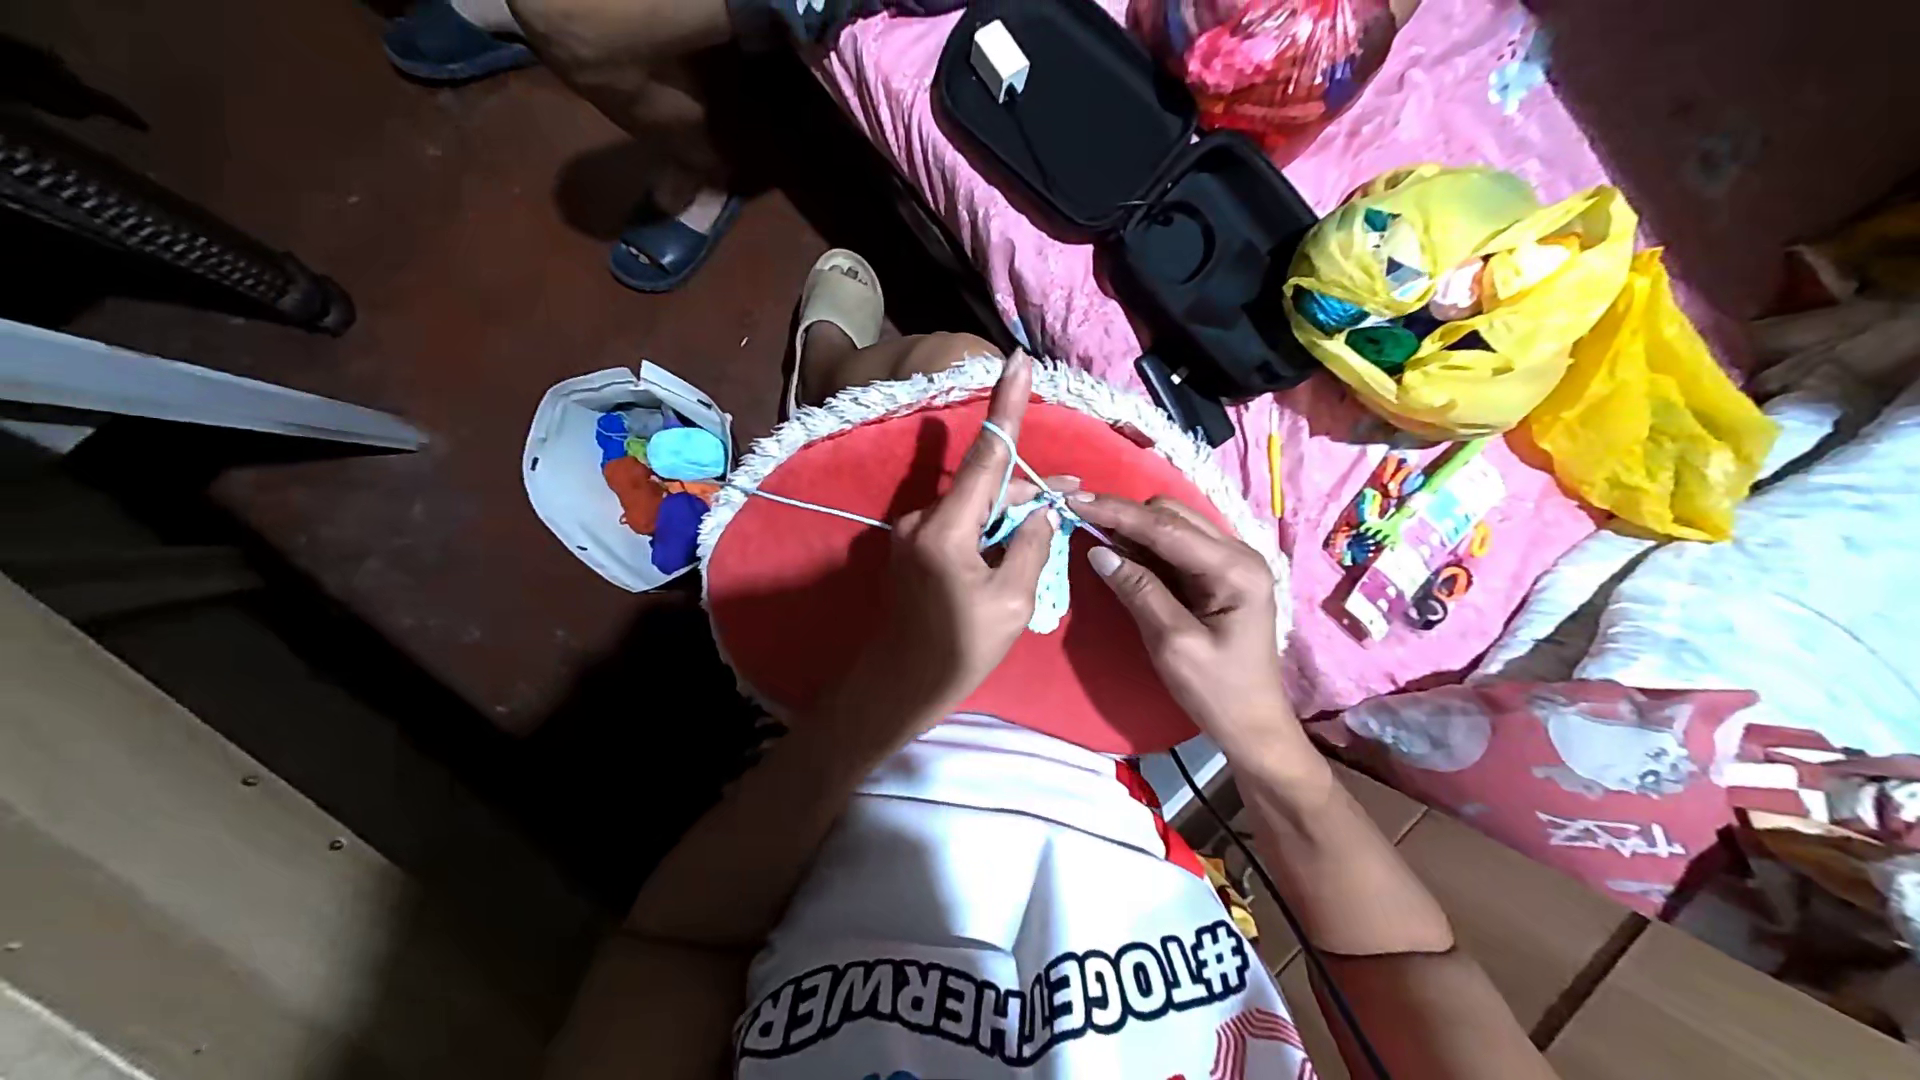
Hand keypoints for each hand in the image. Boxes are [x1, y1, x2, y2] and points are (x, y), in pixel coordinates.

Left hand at [825, 351, 1058, 735]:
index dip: (1006, 406)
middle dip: (1028, 491)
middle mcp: (924, 518)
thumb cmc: (956, 650)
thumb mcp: (1011, 602)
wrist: (898, 687)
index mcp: (946, 528)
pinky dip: (990, 532)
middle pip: (987, 486)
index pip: (986, 455)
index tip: (1017, 361)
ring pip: (976, 508)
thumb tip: (1040, 514)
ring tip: (1046, 534)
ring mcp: (914, 533)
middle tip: (1070, 499)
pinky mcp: (915, 549)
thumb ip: (1030, 548)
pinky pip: (961, 527)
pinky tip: (1014, 552)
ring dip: (1010, 516)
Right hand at [1074, 495, 1314, 772]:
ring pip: (1173, 524)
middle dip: (1125, 515)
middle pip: (1172, 514)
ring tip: (1095, 536)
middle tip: (1081, 522)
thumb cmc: (1216, 690)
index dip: (1118, 513)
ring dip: (1134, 528)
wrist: (1252, 723)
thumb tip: (1100, 550)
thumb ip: (1138, 590)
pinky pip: (1176, 544)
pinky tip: (1122, 553)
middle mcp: (1238, 553)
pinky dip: (1146, 545)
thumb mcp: (1172, 643)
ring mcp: (1231, 561)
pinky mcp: (1219, 573)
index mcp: (1234, 570)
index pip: (1166, 528)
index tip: (1076, 500)